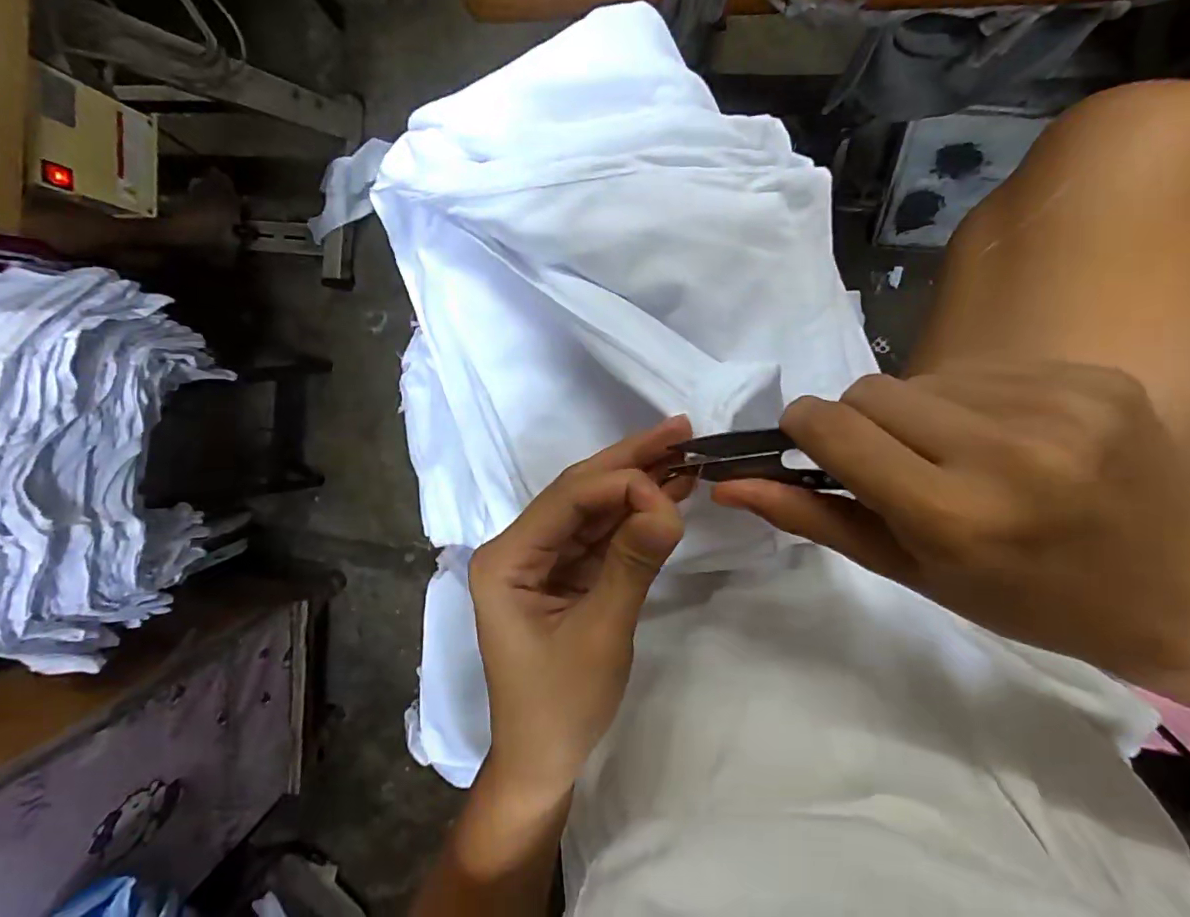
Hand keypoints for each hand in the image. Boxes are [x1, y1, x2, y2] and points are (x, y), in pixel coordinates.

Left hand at [470, 417, 692, 796]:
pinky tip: (666, 494)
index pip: (567, 500)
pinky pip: (600, 535)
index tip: (674, 485)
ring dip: (637, 483)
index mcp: (506, 558)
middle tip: (680, 428)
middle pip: (578, 492)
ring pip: (592, 508)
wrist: (543, 761)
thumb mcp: (600, 634)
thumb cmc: (560, 705)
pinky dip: (633, 517)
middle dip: (629, 461)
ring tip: (683, 453)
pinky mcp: (562, 574)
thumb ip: (631, 564)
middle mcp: (516, 547)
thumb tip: (667, 505)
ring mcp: (539, 559)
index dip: (621, 483)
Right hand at [711, 362, 1189, 687]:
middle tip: (900, 464)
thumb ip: (814, 518)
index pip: (834, 427)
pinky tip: (1013, 437)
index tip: (813, 443)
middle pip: (870, 391)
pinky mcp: (1094, 378)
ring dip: (920, 412)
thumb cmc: (1024, 599)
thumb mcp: (910, 571)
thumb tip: (729, 484)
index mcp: (955, 514)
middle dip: (863, 423)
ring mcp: (1060, 406)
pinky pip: (981, 369)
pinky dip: (974, 399)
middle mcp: (1007, 451)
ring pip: (922, 379)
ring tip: (963, 454)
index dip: (806, 428)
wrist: (1175, 593)